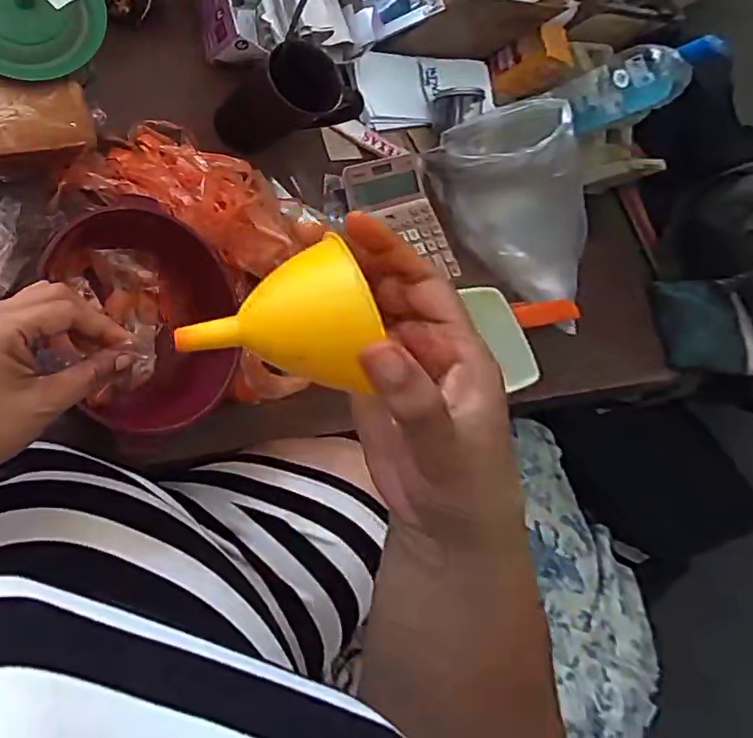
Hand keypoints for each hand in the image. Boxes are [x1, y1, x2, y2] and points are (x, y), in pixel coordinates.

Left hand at [0, 281, 136, 466]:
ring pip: (43, 301)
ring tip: (95, 351)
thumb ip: (89, 374)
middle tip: (114, 346)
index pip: (65, 308)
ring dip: (72, 320)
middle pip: (54, 295)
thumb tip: (125, 357)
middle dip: (88, 318)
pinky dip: (55, 327)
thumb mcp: (48, 401)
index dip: (101, 325)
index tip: (128, 346)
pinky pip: (30, 315)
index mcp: (5, 324)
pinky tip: (70, 352)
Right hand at [291, 212, 523, 551]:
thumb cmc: (461, 484)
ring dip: (332, 287)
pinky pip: (339, 342)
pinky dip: (317, 324)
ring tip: (294, 262)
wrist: (443, 526)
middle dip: (355, 259)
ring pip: (361, 311)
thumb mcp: (444, 444)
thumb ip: (413, 398)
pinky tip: (291, 310)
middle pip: (388, 290)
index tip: (357, 226)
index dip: (393, 253)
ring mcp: (392, 363)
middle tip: (310, 235)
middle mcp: (424, 346)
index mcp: (457, 350)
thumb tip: (371, 344)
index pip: (425, 287)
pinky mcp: (365, 381)